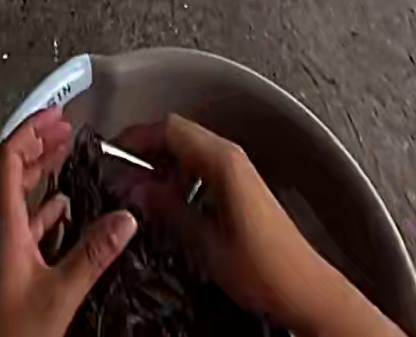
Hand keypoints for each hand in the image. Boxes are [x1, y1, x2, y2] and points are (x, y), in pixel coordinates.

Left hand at [0, 108, 136, 336]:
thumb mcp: (56, 298)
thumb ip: (92, 255)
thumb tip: (126, 218)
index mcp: (3, 228)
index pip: (8, 160)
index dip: (30, 131)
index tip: (56, 115)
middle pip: (13, 171)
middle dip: (40, 142)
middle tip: (66, 127)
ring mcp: (1, 252)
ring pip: (19, 195)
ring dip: (43, 169)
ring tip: (67, 155)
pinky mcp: (7, 270)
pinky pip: (25, 222)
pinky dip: (45, 204)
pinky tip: (63, 208)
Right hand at [114, 115, 403, 336]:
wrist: (303, 286)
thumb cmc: (260, 267)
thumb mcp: (205, 244)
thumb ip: (169, 210)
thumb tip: (135, 187)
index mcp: (222, 160)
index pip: (171, 129)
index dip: (138, 136)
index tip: (111, 151)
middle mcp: (230, 154)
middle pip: (179, 133)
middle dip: (146, 149)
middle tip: (119, 174)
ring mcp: (236, 166)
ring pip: (189, 148)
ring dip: (162, 164)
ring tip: (138, 192)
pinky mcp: (239, 181)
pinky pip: (201, 164)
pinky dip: (179, 175)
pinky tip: (167, 201)